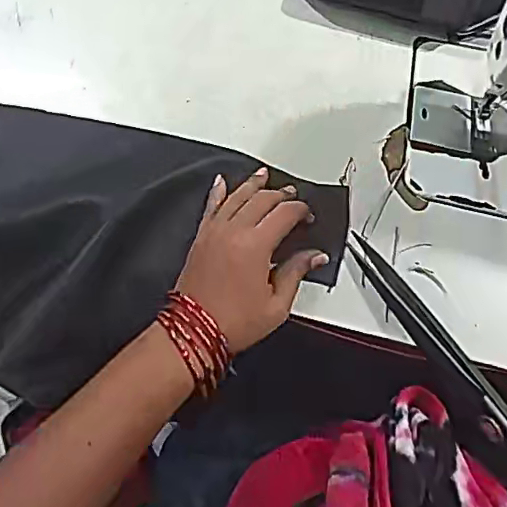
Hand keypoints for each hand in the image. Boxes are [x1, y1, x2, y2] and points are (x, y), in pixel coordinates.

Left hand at [174, 169, 326, 352]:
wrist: (194, 331)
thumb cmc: (231, 322)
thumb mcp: (276, 305)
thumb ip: (295, 273)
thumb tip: (312, 256)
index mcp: (255, 245)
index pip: (284, 213)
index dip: (300, 210)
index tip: (307, 215)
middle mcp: (233, 232)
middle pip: (261, 199)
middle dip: (280, 195)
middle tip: (291, 196)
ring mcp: (214, 232)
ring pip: (236, 197)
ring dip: (252, 185)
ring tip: (263, 176)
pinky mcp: (201, 238)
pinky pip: (211, 207)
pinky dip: (218, 192)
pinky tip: (221, 183)